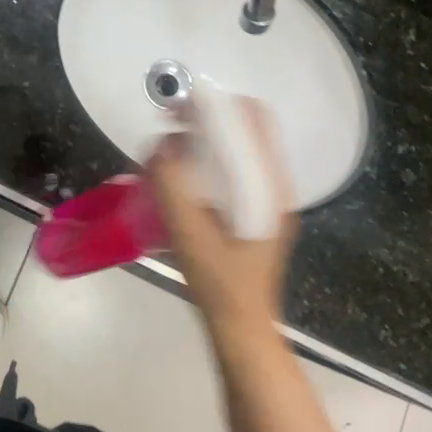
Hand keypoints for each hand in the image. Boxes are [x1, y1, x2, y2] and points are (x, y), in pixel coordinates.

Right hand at [145, 115, 295, 333]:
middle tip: (166, 127)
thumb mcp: (189, 234)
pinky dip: (203, 161)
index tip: (179, 110)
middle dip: (202, 119)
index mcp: (265, 186)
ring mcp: (264, 198)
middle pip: (242, 128)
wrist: (241, 327)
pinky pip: (229, 169)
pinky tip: (177, 178)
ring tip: (165, 154)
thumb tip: (161, 146)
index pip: (253, 118)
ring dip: (200, 140)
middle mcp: (271, 185)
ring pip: (234, 148)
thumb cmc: (220, 283)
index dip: (216, 104)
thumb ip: (173, 187)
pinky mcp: (251, 211)